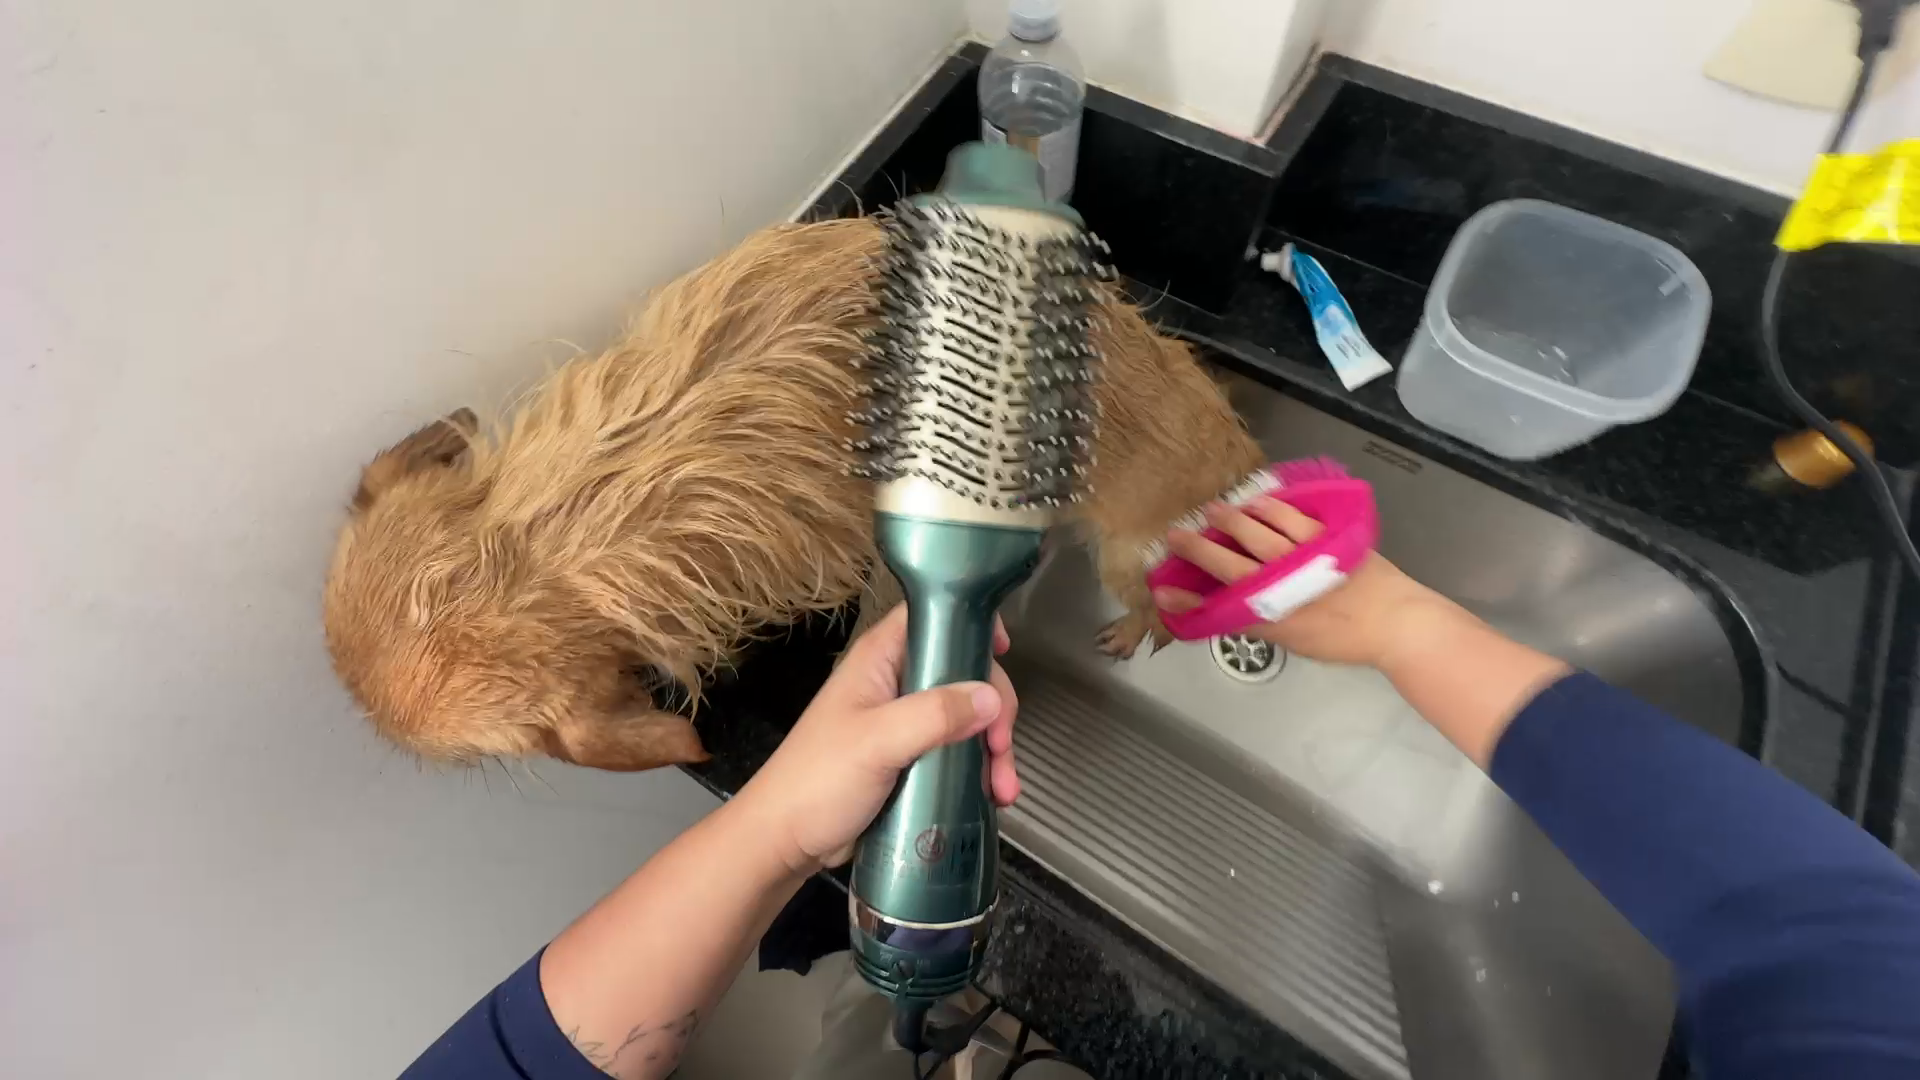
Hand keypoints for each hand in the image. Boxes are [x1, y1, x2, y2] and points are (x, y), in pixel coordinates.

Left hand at [732, 605, 1018, 875]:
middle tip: (1002, 744)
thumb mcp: (877, 742)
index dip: (969, 622)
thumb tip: (991, 698)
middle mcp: (896, 682)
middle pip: (962, 672)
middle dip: (993, 707)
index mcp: (880, 659)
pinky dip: (981, 769)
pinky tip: (994, 796)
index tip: (1005, 649)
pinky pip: (959, 751)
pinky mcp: (913, 758)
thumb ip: (934, 715)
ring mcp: (906, 722)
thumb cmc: (817, 782)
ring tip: (1004, 789)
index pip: (931, 616)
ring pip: (967, 717)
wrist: (786, 843)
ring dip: (993, 748)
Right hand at [1152, 497, 1460, 668]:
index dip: (1191, 569)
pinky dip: (1274, 506)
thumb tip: (1202, 608)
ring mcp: (1307, 546)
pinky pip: (1294, 513)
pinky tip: (1263, 503)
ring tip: (1218, 509)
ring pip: (1264, 522)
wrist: (1398, 622)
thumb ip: (1236, 618)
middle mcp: (1284, 565)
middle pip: (1235, 544)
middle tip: (1180, 530)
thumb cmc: (1338, 637)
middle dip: (1202, 538)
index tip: (1166, 563)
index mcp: (1270, 595)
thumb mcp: (1283, 637)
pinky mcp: (1329, 533)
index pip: (1219, 575)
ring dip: (1237, 515)